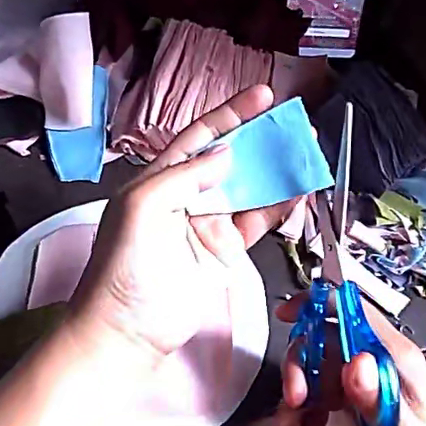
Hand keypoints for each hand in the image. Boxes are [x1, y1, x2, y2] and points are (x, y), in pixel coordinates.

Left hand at [69, 86, 299, 362]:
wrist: (128, 328)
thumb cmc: (122, 268)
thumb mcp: (141, 207)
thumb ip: (184, 175)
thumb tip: (225, 154)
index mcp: (160, 178)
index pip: (200, 137)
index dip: (231, 114)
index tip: (262, 97)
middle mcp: (186, 196)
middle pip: (231, 159)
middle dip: (260, 140)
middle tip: (291, 124)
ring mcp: (208, 223)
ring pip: (249, 189)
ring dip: (276, 171)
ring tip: (303, 153)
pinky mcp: (226, 250)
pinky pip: (257, 221)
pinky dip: (279, 207)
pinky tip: (297, 192)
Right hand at [270, 294, 425, 425]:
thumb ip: (378, 400)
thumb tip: (355, 361)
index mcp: (396, 357)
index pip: (352, 310)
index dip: (318, 304)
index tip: (288, 314)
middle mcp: (381, 363)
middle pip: (326, 340)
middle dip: (301, 365)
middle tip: (294, 399)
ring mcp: (371, 383)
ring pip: (320, 369)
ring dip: (299, 395)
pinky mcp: (362, 404)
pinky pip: (323, 395)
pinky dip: (307, 413)